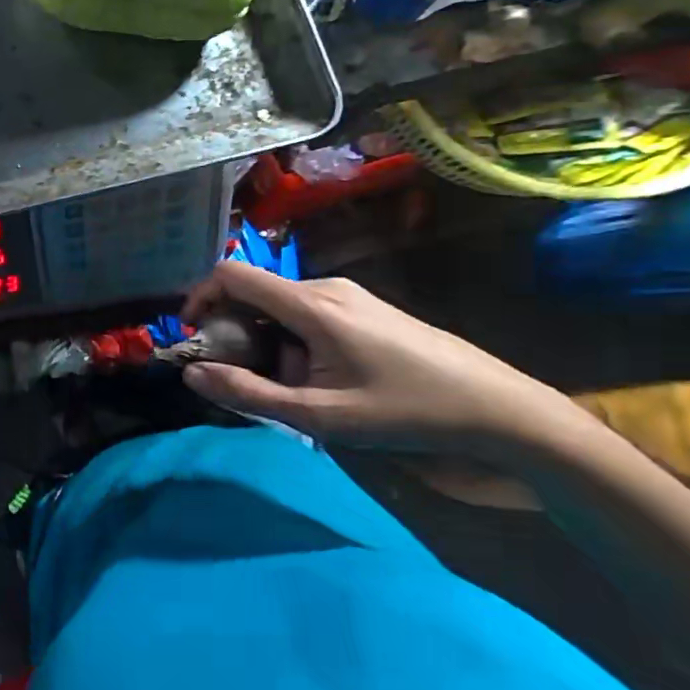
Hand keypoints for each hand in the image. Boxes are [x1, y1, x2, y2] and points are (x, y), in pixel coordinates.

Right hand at [179, 262, 592, 460]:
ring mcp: (349, 295)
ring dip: (262, 338)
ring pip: (279, 305)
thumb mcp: (320, 415)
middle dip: (230, 328)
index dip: (199, 296)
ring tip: (280, 386)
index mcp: (310, 304)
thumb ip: (249, 394)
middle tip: (235, 375)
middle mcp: (324, 287)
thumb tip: (191, 374)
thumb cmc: (405, 412)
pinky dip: (289, 338)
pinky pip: (307, 312)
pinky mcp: (365, 308)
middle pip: (254, 291)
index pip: (232, 274)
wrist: (498, 408)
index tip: (192, 334)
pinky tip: (313, 377)